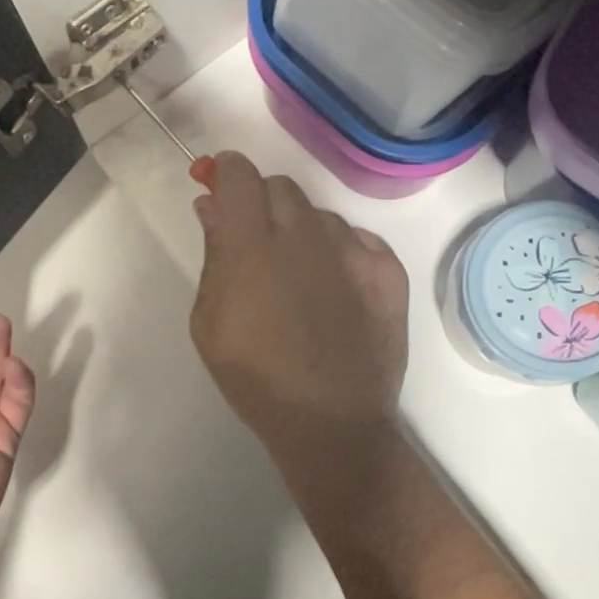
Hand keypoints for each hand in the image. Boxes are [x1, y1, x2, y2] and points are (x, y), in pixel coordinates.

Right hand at [189, 153, 407, 458]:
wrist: (332, 423)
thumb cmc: (256, 380)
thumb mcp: (210, 323)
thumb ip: (213, 256)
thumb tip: (212, 207)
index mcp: (254, 246)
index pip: (239, 175)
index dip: (226, 174)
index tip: (221, 191)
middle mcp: (306, 235)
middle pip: (281, 188)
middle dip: (262, 204)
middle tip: (257, 247)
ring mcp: (354, 251)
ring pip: (320, 215)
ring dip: (303, 232)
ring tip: (301, 281)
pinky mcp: (389, 271)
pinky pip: (359, 240)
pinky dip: (342, 253)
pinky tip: (336, 291)